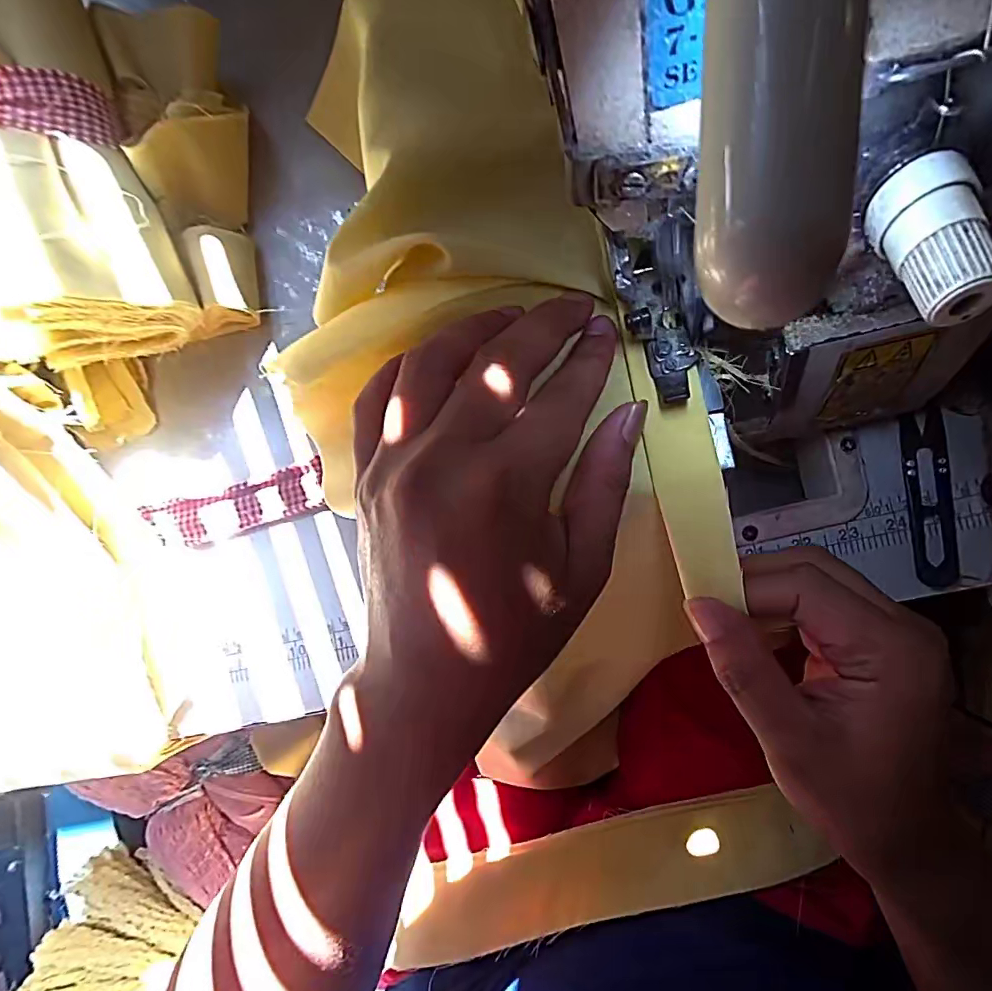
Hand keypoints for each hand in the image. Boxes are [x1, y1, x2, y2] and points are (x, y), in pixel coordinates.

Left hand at [346, 295, 645, 782]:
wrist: (424, 682)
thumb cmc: (515, 637)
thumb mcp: (582, 571)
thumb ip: (604, 484)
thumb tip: (626, 413)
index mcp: (506, 486)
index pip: (559, 398)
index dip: (590, 360)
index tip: (607, 332)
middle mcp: (443, 458)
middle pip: (497, 361)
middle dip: (543, 325)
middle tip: (574, 308)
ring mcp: (393, 462)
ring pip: (431, 361)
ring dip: (477, 328)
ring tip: (513, 318)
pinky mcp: (366, 474)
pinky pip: (379, 396)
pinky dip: (412, 364)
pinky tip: (442, 356)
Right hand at [685, 548, 957, 880]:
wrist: (909, 839)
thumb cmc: (852, 801)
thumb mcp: (788, 741)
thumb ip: (744, 669)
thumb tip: (700, 608)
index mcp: (890, 646)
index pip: (806, 584)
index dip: (747, 588)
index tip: (700, 609)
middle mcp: (903, 625)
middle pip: (816, 568)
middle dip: (756, 583)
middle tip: (711, 612)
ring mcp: (898, 630)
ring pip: (820, 579)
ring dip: (769, 595)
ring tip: (731, 626)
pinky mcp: (885, 640)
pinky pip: (827, 603)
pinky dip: (786, 612)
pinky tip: (761, 638)